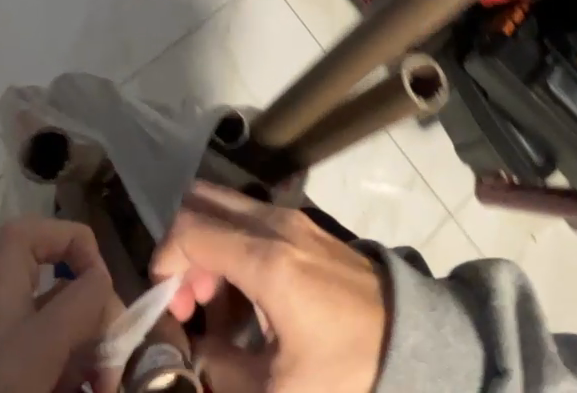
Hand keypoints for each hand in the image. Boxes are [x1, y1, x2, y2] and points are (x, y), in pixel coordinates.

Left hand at [0, 218, 122, 392]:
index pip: (29, 235)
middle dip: (102, 316)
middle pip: (70, 287)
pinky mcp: (40, 384)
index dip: (65, 238)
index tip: (94, 275)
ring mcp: (29, 357)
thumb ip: (78, 303)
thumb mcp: (40, 344)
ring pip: (81, 331)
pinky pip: (79, 367)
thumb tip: (104, 280)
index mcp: (6, 296)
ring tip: (109, 383)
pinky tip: (101, 389)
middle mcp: (18, 319)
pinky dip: (96, 376)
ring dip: (106, 353)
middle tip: (117, 349)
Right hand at [151, 182, 389, 392]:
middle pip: (199, 202)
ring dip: (203, 243)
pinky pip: (246, 216)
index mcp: (266, 259)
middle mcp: (274, 224)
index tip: (171, 307)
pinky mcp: (302, 225)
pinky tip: (240, 292)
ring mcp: (290, 218)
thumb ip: (222, 370)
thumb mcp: (281, 389)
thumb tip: (193, 353)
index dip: (164, 264)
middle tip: (187, 299)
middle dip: (180, 246)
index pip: (189, 230)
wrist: (412, 338)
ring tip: (212, 300)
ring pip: (222, 205)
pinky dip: (227, 241)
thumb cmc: (348, 364)